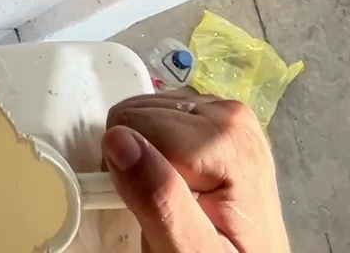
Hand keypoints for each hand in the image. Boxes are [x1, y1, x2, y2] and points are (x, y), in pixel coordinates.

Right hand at [101, 89, 291, 252]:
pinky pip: (157, 112)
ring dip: (145, 152)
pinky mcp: (216, 115)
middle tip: (161, 206)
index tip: (149, 209)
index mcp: (228, 141)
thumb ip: (161, 202)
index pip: (139, 128)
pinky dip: (156, 143)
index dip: (130, 170)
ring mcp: (224, 111)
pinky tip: (178, 176)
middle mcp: (230, 115)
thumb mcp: (191, 252)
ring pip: (143, 111)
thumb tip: (118, 140)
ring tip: (173, 195)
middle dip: (138, 160)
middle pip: (141, 114)